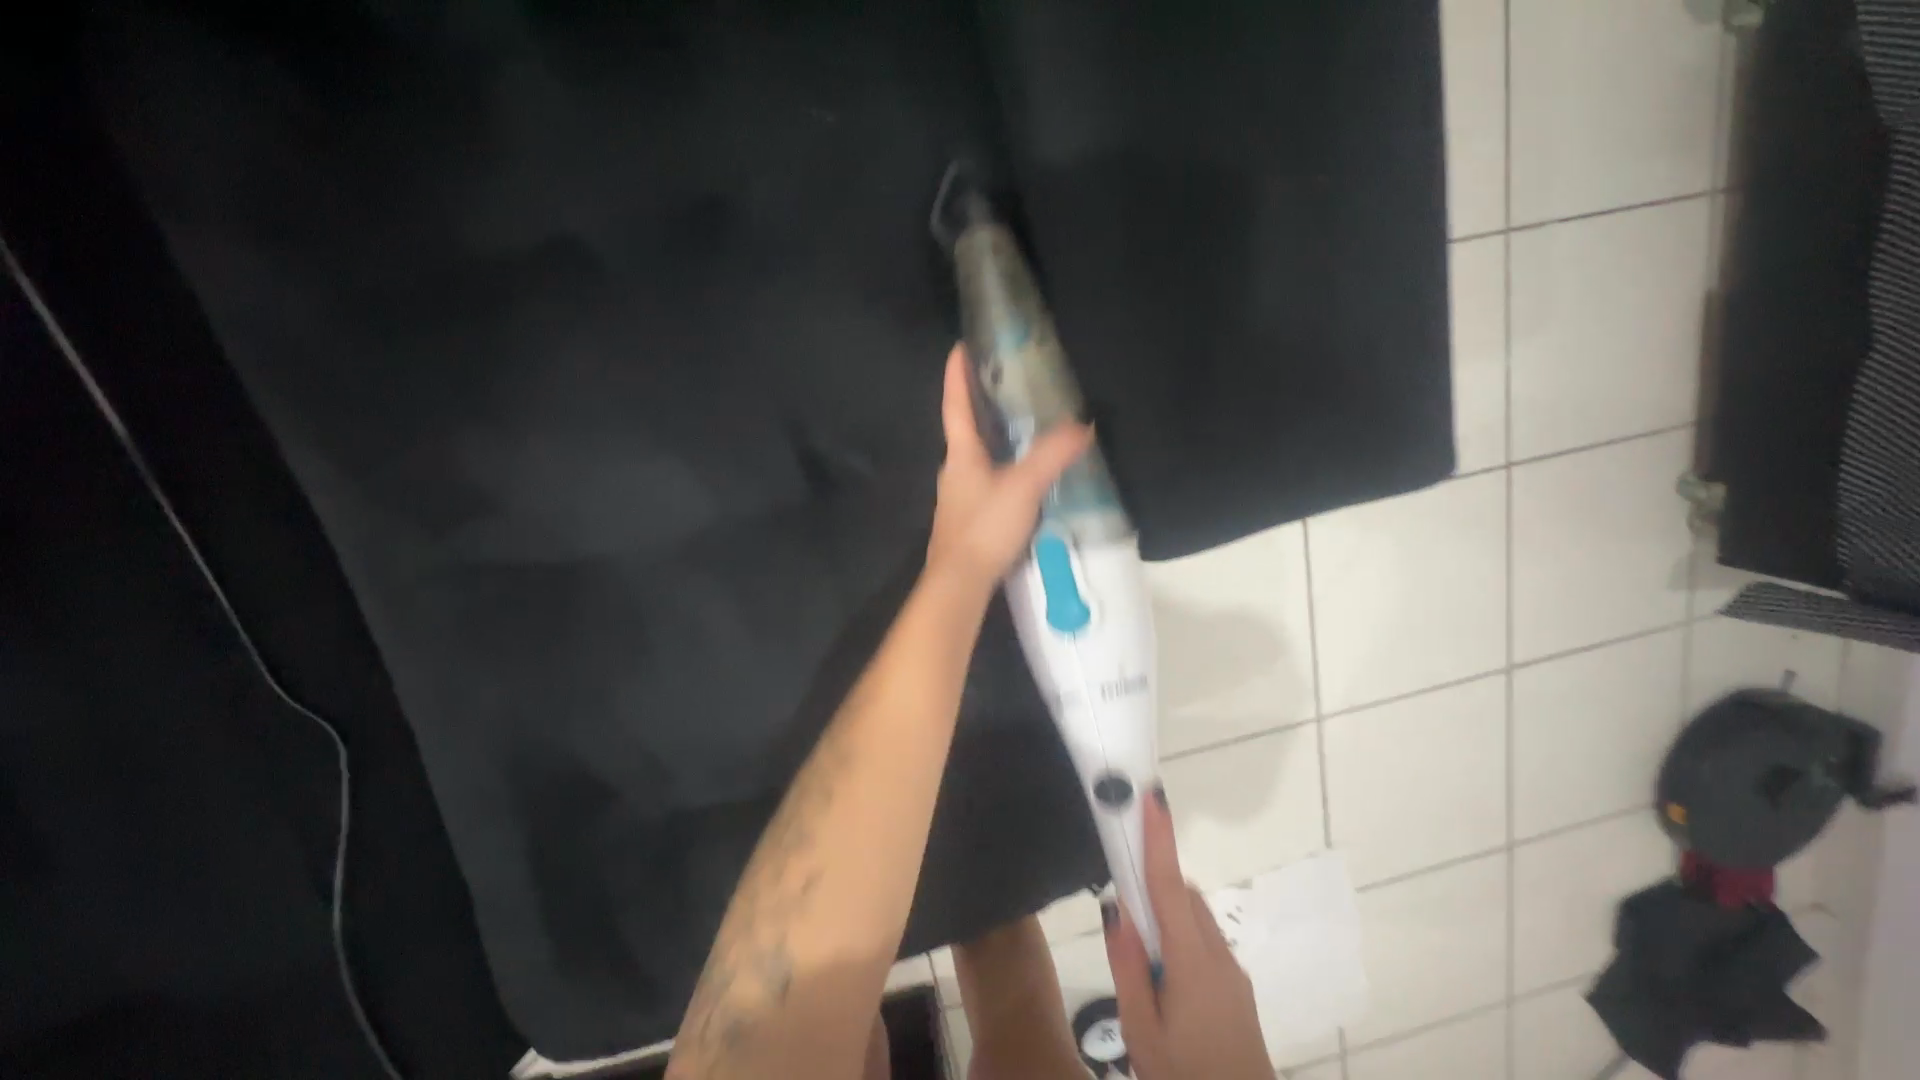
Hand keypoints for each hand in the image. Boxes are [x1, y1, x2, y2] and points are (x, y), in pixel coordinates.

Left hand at [925, 343, 1091, 592]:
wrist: (959, 583)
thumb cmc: (984, 528)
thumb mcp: (1024, 487)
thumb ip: (1053, 456)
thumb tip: (1082, 426)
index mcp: (961, 454)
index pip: (956, 404)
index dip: (957, 375)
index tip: (959, 347)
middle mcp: (954, 471)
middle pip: (964, 430)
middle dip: (980, 406)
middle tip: (1000, 385)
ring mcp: (958, 498)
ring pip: (975, 459)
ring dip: (991, 440)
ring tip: (1017, 427)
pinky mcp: (966, 522)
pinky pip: (984, 483)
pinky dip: (999, 470)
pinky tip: (1019, 479)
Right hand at [1104, 790, 1274, 1079]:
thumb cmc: (1184, 1074)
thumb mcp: (1139, 1028)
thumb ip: (1128, 966)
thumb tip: (1117, 909)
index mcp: (1191, 960)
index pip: (1169, 884)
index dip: (1159, 837)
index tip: (1151, 796)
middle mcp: (1218, 955)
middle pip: (1182, 896)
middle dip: (1152, 884)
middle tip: (1121, 906)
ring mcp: (1232, 971)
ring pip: (1194, 919)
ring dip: (1165, 915)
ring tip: (1139, 959)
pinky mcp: (1237, 988)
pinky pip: (1204, 943)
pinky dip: (1179, 938)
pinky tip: (1162, 980)